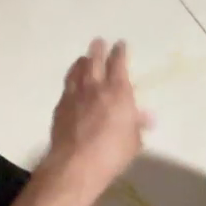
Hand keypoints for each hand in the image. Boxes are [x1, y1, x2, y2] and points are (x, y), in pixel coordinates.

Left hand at [41, 39, 147, 205]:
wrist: (76, 164)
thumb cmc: (112, 153)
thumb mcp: (133, 141)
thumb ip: (137, 125)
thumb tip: (145, 117)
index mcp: (118, 92)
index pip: (119, 64)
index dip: (120, 52)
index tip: (120, 45)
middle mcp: (95, 88)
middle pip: (95, 61)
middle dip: (98, 49)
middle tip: (98, 42)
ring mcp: (74, 96)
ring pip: (77, 71)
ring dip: (82, 62)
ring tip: (84, 58)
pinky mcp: (60, 107)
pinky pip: (67, 86)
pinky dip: (71, 79)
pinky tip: (71, 82)